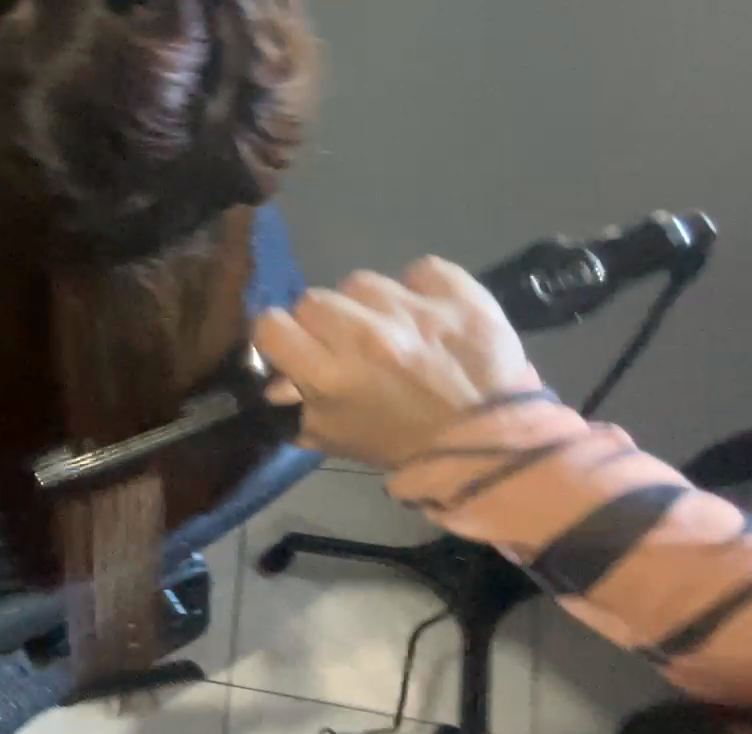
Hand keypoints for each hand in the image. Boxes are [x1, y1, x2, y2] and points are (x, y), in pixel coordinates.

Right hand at [254, 257, 545, 470]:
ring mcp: (412, 312)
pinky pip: (421, 270)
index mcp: (327, 374)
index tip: (288, 346)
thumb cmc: (395, 441)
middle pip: (312, 300)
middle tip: (337, 340)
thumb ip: (296, 405)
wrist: (484, 438)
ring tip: (381, 323)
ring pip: (360, 283)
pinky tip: (419, 308)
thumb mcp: (330, 434)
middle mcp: (362, 336)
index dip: (274, 335)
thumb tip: (278, 384)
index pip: (271, 325)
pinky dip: (416, 286)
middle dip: (317, 320)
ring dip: (363, 303)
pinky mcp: (458, 297)